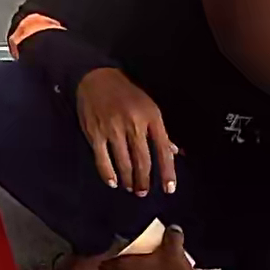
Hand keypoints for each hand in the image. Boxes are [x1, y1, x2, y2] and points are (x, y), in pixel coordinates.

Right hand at [75, 68, 176, 196]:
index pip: (163, 149)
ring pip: (123, 162)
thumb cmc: (127, 94)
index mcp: (151, 117)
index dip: (167, 171)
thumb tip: (174, 152)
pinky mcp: (95, 132)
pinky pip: (102, 159)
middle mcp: (134, 124)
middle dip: (144, 180)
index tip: (169, 188)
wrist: (97, 78)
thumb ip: (161, 132)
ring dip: (129, 179)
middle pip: (142, 160)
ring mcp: (113, 129)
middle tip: (144, 192)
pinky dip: (108, 174)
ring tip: (131, 188)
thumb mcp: (150, 108)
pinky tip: (113, 182)